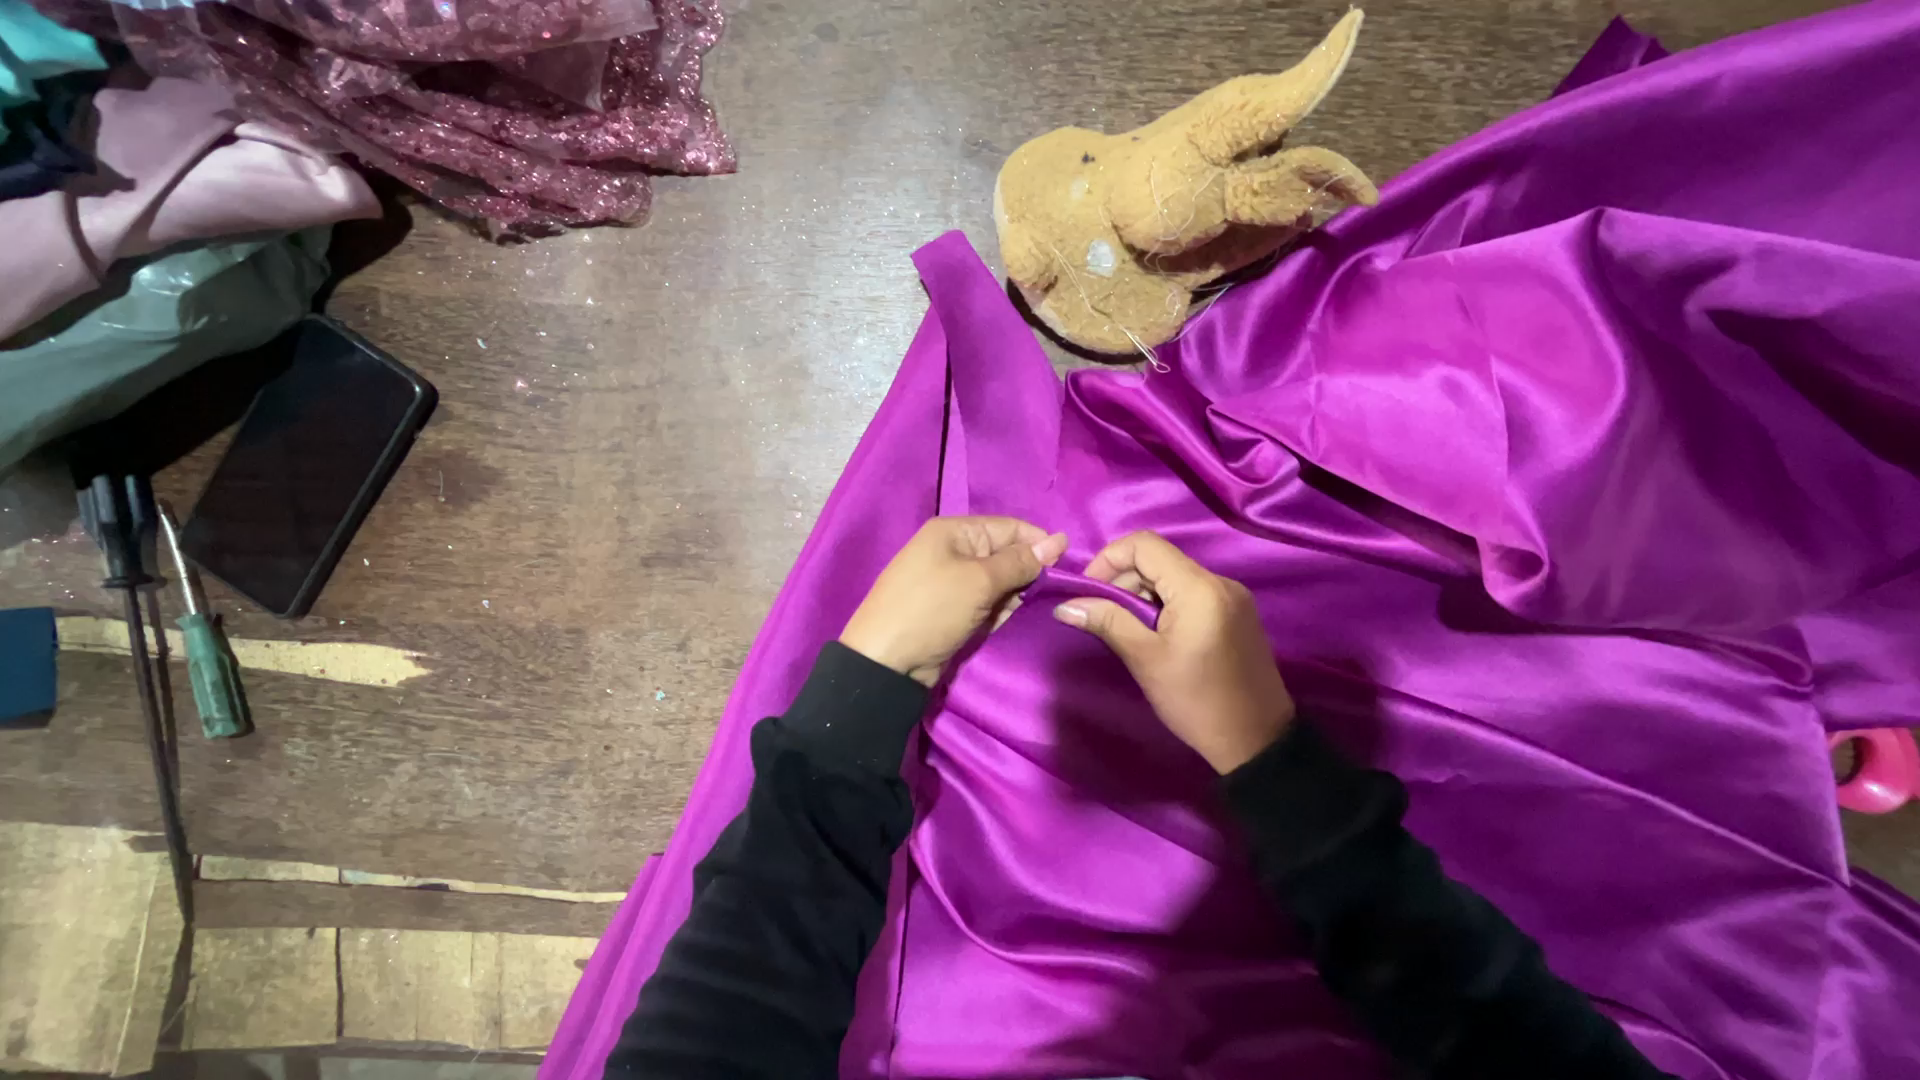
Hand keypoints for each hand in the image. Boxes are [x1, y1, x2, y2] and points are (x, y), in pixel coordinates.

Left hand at [841, 516, 1067, 684]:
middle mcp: (953, 551)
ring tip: (1026, 611)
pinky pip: (986, 604)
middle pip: (1006, 554)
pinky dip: (998, 613)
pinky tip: (1004, 623)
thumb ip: (1020, 562)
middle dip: (1028, 573)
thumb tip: (1059, 540)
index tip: (1068, 566)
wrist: (886, 663)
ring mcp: (952, 582)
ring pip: (999, 582)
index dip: (1039, 543)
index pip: (1009, 527)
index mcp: (954, 531)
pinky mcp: (953, 611)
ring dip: (1014, 597)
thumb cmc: (932, 609)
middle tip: (1052, 594)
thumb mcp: (979, 581)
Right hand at [1054, 531, 1293, 772]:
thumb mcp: (1145, 659)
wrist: (1257, 740)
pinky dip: (1166, 604)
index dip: (1109, 559)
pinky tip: (1158, 635)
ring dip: (1143, 594)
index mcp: (1198, 587)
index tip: (1090, 592)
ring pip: (1174, 576)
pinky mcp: (1238, 612)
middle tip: (1105, 617)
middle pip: (1159, 558)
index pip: (1144, 544)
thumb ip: (1107, 621)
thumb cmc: (1196, 700)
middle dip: (1124, 580)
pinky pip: (1192, 592)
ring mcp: (1233, 596)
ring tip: (1130, 631)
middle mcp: (1219, 581)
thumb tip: (1064, 605)